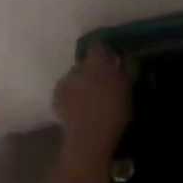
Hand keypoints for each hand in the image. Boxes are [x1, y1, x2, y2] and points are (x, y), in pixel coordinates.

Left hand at [52, 43, 131, 158]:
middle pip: (84, 64)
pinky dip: (69, 97)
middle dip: (91, 71)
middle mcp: (78, 68)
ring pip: (73, 78)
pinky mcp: (56, 97)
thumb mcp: (127, 89)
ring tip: (89, 100)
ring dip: (79, 84)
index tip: (110, 60)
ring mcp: (64, 82)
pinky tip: (77, 108)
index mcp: (97, 62)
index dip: (103, 52)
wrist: (90, 136)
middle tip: (102, 85)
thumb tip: (118, 62)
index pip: (97, 46)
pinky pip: (64, 92)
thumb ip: (121, 71)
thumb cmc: (115, 112)